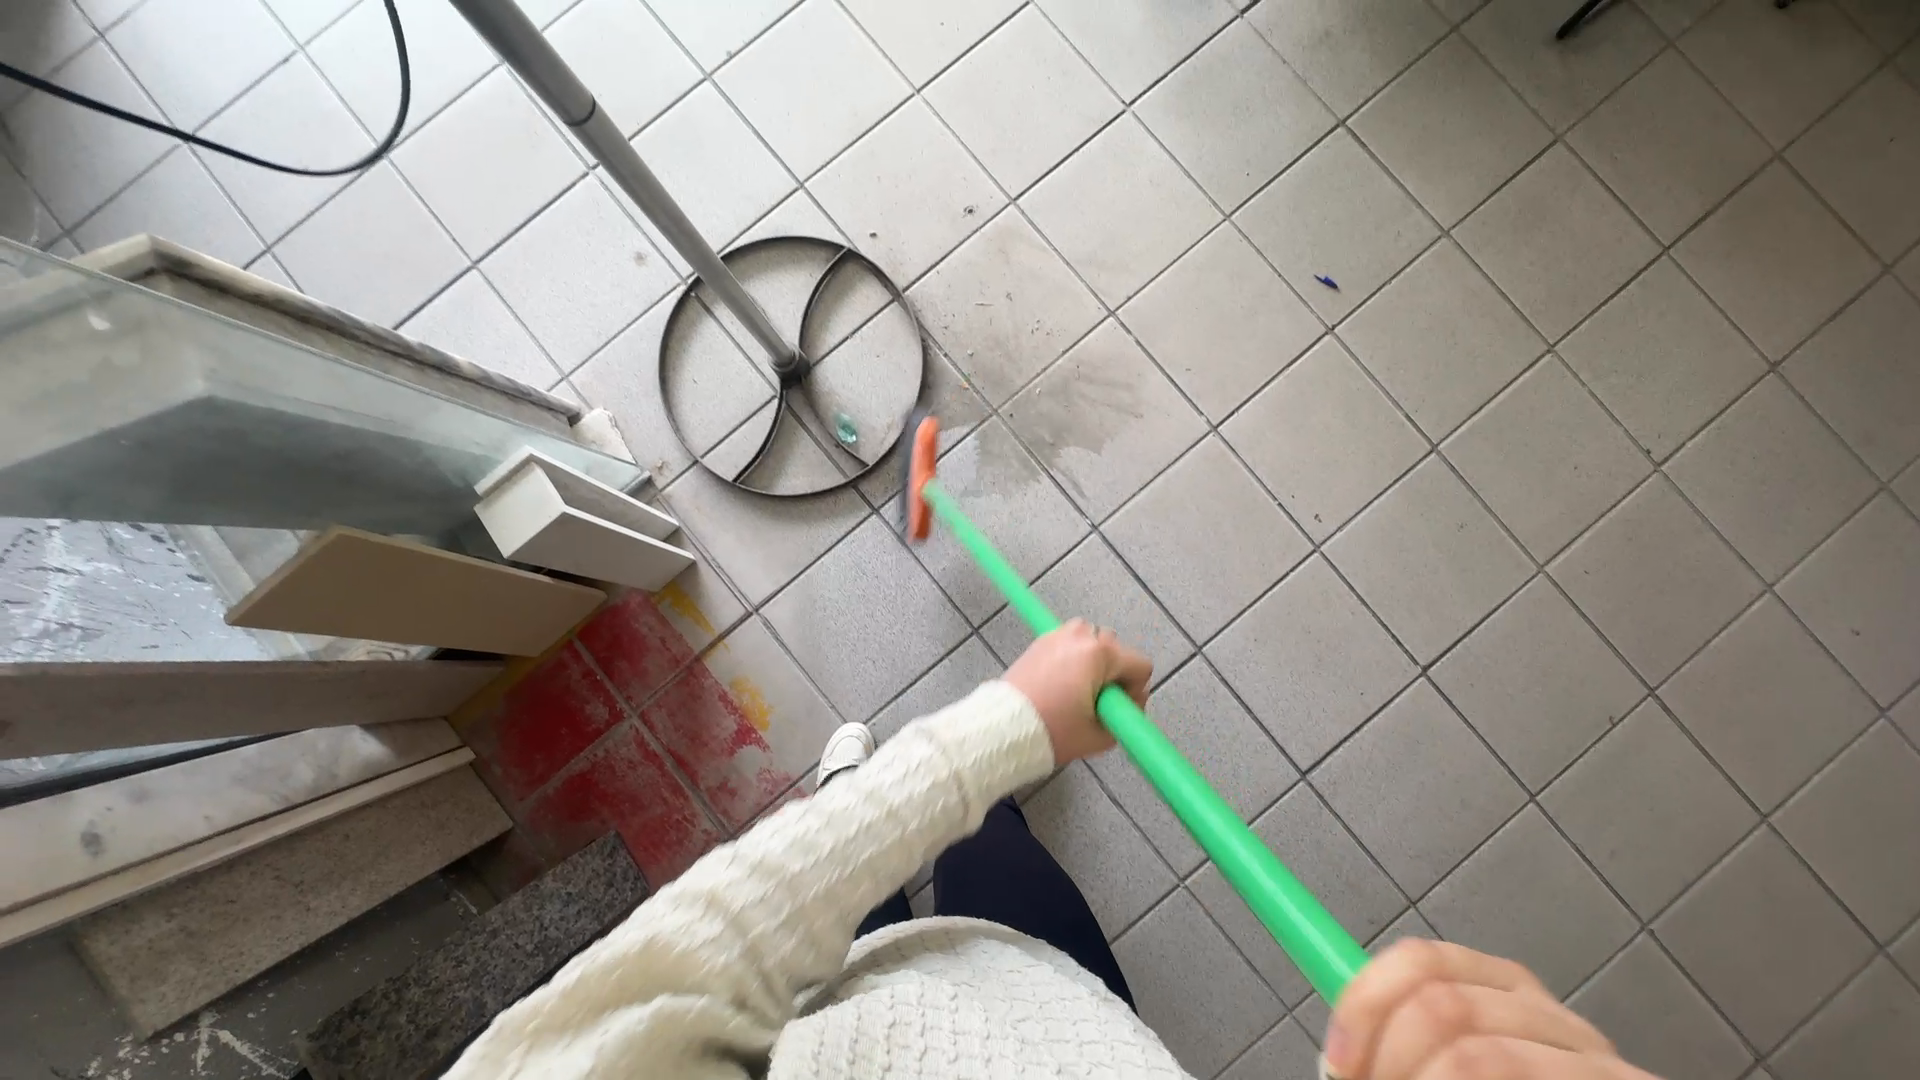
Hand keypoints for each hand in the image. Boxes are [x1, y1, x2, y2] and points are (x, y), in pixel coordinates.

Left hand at [1003, 619, 1151, 765]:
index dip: (1134, 692)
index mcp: (1100, 652)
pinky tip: (1060, 686)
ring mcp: (1058, 633)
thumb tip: (1127, 703)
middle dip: (1112, 674)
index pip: (1140, 666)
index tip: (1115, 709)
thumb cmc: (1053, 729)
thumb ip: (1126, 717)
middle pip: (1115, 650)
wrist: (1003, 726)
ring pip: (1092, 644)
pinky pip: (1070, 645)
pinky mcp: (1041, 640)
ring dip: (1092, 664)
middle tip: (1095, 702)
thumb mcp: (1101, 734)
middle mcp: (1081, 634)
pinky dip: (1073, 660)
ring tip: (1076, 693)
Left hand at [1324, 940, 1658, 1079]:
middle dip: (1388, 1057)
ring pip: (1476, 1056)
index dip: (1364, 1005)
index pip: (1419, 959)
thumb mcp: (1447, 1059)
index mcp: (1498, 984)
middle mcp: (1545, 1011)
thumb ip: (1404, 1047)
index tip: (1336, 1061)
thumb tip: (1338, 1063)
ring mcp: (1591, 1058)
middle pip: (1442, 1004)